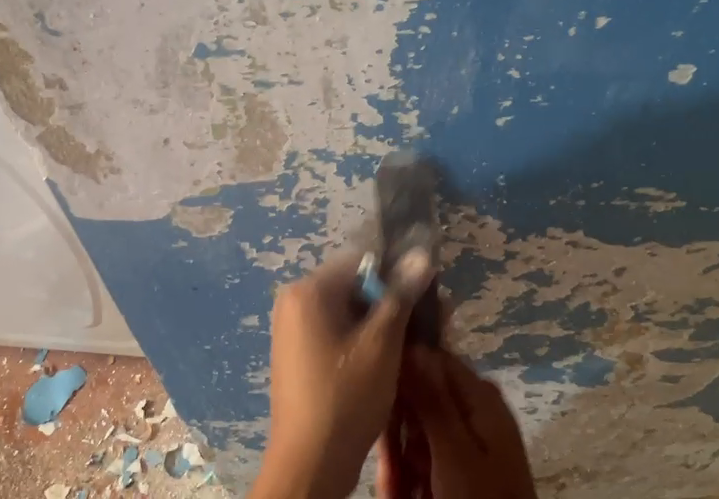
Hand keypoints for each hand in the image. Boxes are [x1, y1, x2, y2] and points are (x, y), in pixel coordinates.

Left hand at [251, 250, 435, 498]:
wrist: (310, 463)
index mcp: (308, 290)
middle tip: (426, 324)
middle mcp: (294, 300)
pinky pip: (335, 331)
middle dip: (391, 301)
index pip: (360, 261)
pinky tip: (387, 360)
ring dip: (380, 323)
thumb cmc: (346, 397)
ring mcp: (292, 328)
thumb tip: (421, 255)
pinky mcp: (297, 353)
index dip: (396, 273)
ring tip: (413, 344)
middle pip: (353, 285)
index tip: (426, 295)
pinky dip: (361, 339)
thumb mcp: (382, 344)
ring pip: (347, 311)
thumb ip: (401, 295)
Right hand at [390, 346, 536, 498]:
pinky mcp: (462, 464)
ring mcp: (470, 438)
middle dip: (399, 430)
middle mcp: (475, 409)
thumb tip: (412, 344)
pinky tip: (403, 494)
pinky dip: (411, 475)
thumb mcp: (454, 453)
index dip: (402, 374)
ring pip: (418, 432)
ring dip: (400, 460)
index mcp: (480, 396)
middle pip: (421, 398)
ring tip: (395, 489)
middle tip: (387, 463)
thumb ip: (433, 399)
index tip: (377, 397)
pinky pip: (427, 456)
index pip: (431, 359)